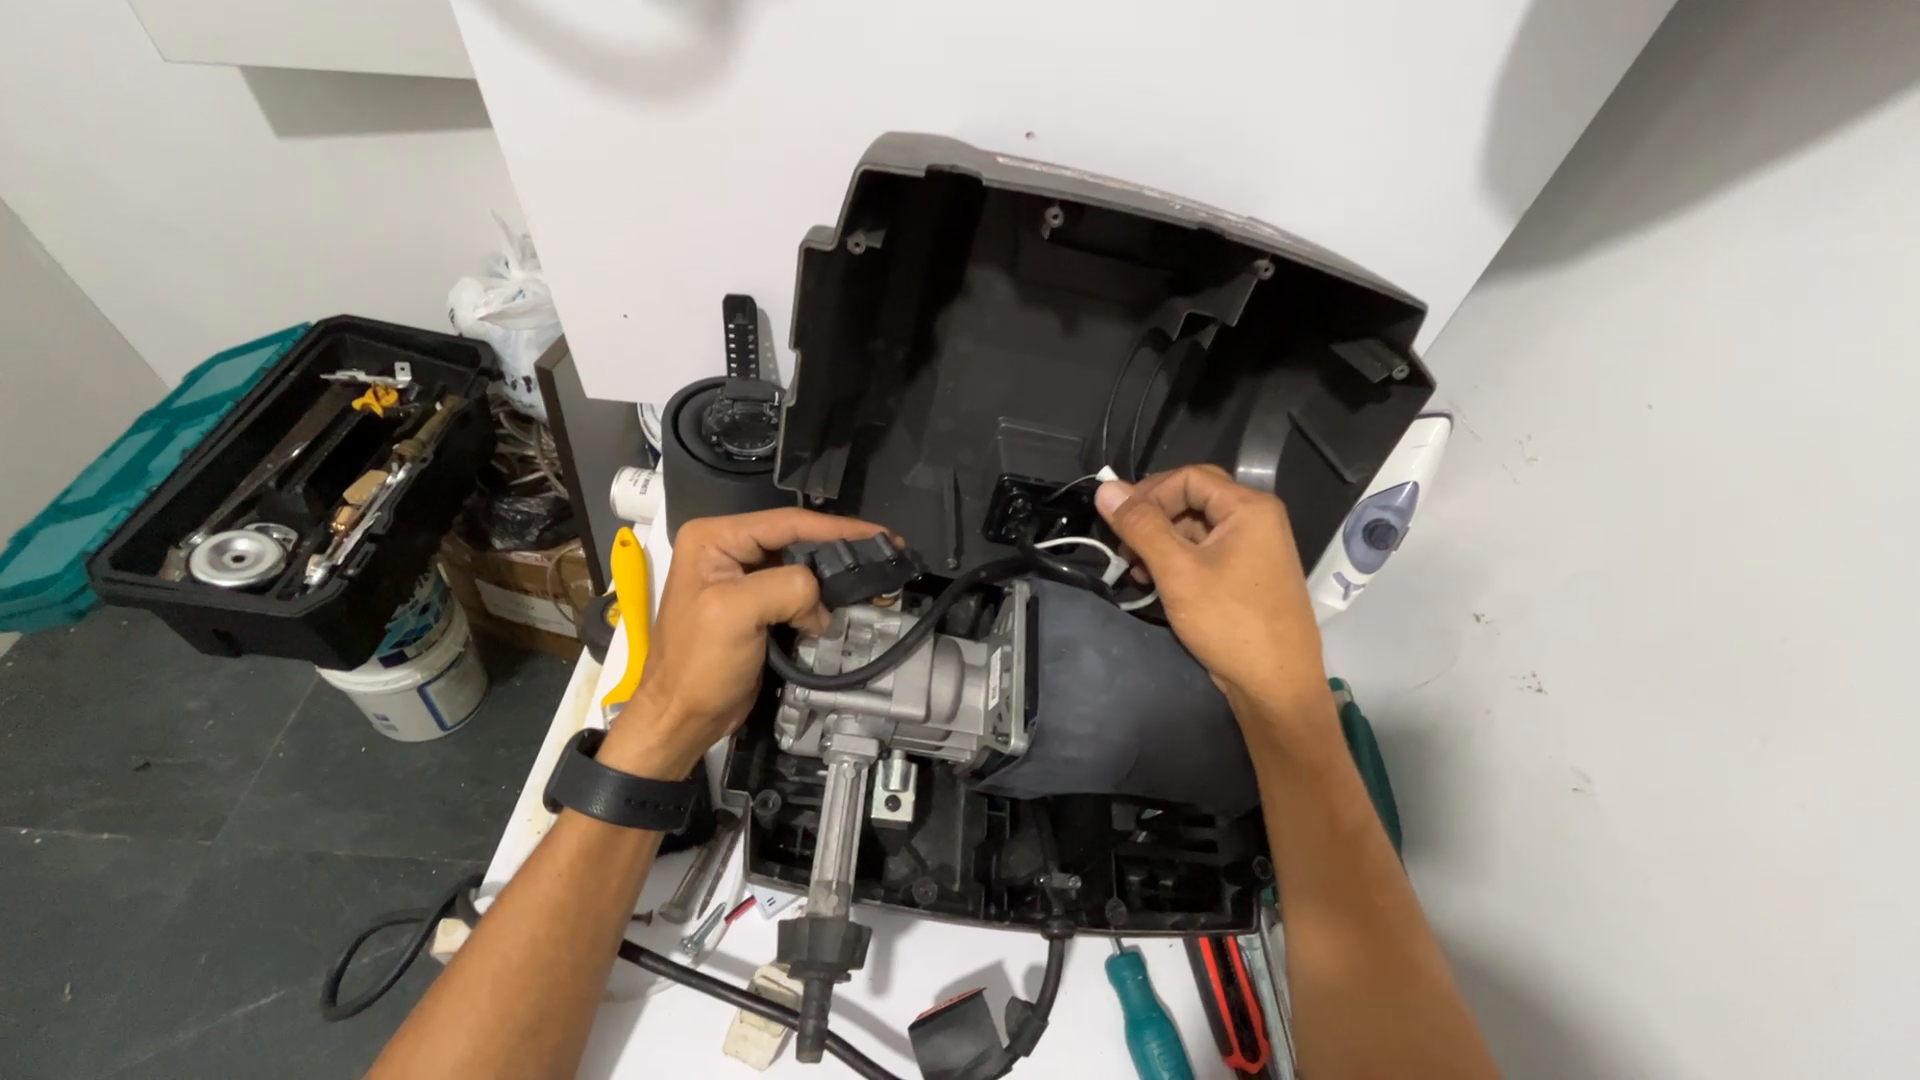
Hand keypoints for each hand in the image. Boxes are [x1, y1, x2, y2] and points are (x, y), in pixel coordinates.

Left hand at [600, 509, 884, 776]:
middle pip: (797, 540)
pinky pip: (798, 592)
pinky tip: (845, 602)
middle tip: (883, 554)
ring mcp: (742, 579)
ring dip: (832, 577)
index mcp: (713, 539)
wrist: (683, 718)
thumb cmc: (698, 666)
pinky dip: (821, 599)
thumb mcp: (735, 613)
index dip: (837, 528)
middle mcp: (727, 551)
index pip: (787, 522)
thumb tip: (819, 600)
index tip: (880, 535)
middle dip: (839, 550)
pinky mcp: (757, 606)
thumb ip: (786, 587)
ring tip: (871, 577)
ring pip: (801, 566)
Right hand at [1095, 465, 1334, 748]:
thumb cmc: (1230, 622)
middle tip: (1123, 546)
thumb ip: (1141, 527)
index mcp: (1249, 508)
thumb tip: (1106, 489)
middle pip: (1192, 499)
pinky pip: (1204, 553)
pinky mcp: (1246, 576)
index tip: (1118, 521)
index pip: (1189, 477)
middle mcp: (1256, 520)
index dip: (1149, 493)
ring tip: (1135, 571)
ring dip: (1159, 542)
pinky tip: (1155, 583)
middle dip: (1152, 518)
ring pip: (1195, 528)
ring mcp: (1253, 549)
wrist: (1276, 686)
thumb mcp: (1177, 571)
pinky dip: (1176, 562)